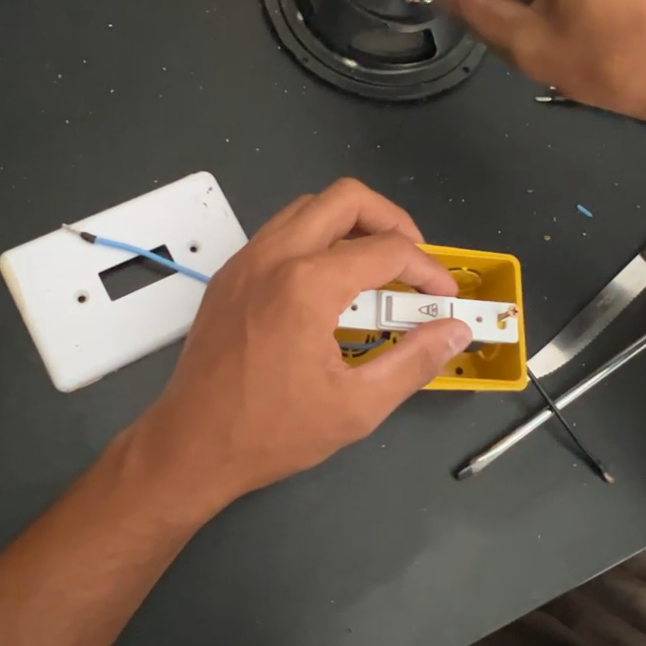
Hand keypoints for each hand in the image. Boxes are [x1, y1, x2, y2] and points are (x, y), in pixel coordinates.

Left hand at [128, 179, 473, 511]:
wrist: (191, 446)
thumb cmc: (273, 431)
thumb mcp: (357, 406)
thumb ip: (415, 361)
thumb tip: (454, 331)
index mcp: (307, 284)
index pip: (387, 250)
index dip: (428, 269)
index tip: (444, 298)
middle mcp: (274, 257)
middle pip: (346, 199)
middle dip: (392, 221)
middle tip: (413, 260)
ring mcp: (245, 262)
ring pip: (308, 208)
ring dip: (350, 225)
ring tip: (376, 267)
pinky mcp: (228, 276)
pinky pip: (280, 232)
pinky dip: (315, 239)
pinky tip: (329, 284)